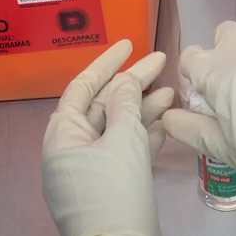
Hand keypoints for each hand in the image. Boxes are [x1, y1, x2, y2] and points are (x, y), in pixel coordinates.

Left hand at [42, 39, 175, 235]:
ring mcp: (89, 175)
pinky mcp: (109, 192)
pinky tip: (167, 122)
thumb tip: (125, 81)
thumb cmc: (116, 190)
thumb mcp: (124, 138)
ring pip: (117, 130)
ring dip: (142, 109)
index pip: (82, 88)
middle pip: (102, 107)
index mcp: (63, 139)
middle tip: (161, 61)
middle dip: (132, 84)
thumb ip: (125, 101)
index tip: (129, 44)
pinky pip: (124, 153)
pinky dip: (144, 136)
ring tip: (171, 91)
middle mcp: (71, 154)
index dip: (106, 64)